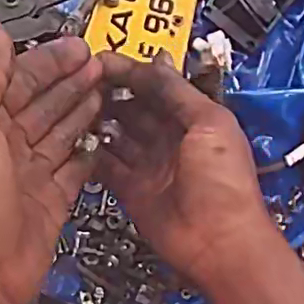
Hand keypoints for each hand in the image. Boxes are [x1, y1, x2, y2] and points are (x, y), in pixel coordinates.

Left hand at [0, 25, 101, 303]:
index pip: (11, 75)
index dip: (45, 58)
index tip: (75, 45)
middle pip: (39, 100)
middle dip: (69, 78)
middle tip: (99, 62)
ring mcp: (21, 175)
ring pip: (58, 131)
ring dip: (81, 107)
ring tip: (105, 86)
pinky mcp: (46, 203)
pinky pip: (73, 169)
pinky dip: (87, 152)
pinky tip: (100, 135)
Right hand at [96, 52, 278, 287]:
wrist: (220, 242)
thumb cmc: (227, 187)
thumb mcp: (210, 123)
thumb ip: (179, 92)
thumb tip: (157, 63)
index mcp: (195, 120)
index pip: (156, 86)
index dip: (130, 72)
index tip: (103, 61)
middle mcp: (171, 141)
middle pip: (133, 108)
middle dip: (110, 93)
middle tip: (83, 80)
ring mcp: (152, 166)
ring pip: (117, 134)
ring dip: (98, 119)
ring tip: (77, 104)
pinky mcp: (134, 191)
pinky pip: (107, 167)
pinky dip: (92, 153)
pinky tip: (78, 138)